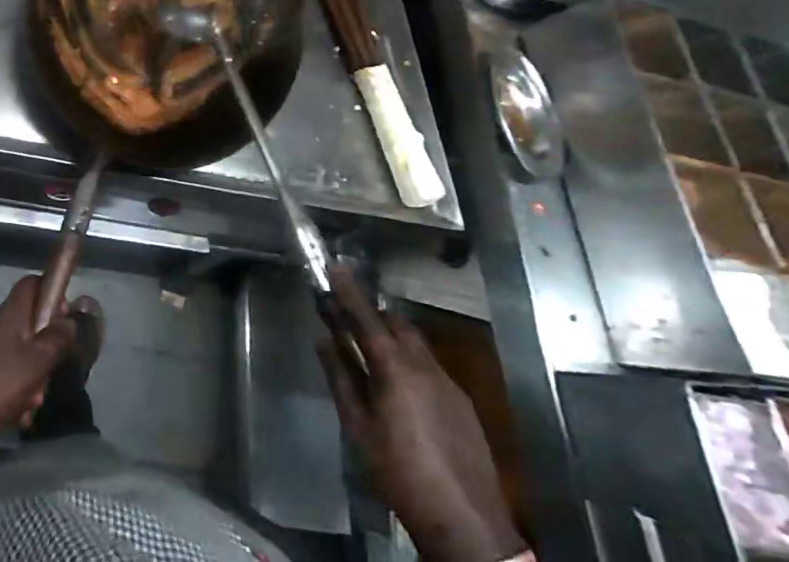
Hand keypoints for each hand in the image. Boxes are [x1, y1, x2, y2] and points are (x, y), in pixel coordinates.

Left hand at [0, 275, 77, 527]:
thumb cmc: (4, 380)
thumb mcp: (41, 357)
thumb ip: (59, 335)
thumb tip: (70, 320)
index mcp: (12, 312)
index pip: (32, 283)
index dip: (52, 291)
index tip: (66, 314)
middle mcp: (2, 324)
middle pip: (34, 319)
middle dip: (50, 342)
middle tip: (56, 362)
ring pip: (29, 350)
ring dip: (39, 373)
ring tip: (37, 395)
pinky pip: (17, 372)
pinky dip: (25, 389)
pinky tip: (24, 411)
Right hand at [317, 264, 524, 561]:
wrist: (464, 520)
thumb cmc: (398, 472)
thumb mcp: (358, 426)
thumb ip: (340, 378)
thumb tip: (324, 340)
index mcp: (396, 369)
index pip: (367, 318)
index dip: (348, 292)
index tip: (335, 267)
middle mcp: (426, 367)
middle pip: (397, 325)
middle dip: (373, 315)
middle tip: (348, 319)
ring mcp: (449, 385)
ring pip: (417, 345)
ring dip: (392, 339)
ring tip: (370, 354)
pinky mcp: (463, 404)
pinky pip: (431, 368)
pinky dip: (410, 363)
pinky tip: (399, 390)